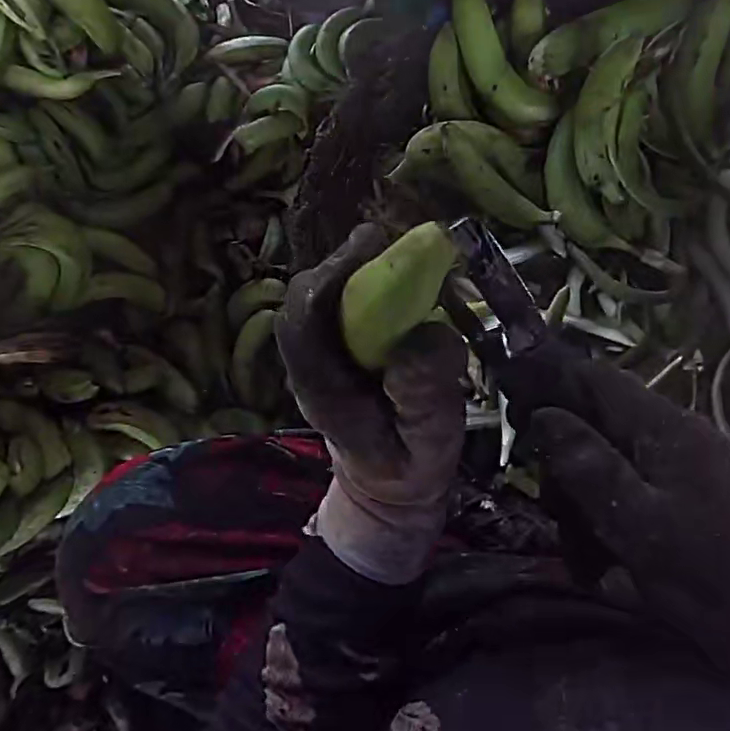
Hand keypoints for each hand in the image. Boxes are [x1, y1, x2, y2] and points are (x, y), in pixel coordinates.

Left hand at [276, 224, 469, 584]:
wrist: (386, 487)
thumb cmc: (405, 470)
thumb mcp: (427, 445)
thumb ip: (425, 397)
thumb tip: (427, 334)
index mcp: (320, 385)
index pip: (302, 317)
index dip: (332, 273)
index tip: (376, 244)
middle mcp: (310, 359)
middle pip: (308, 293)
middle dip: (348, 260)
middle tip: (397, 243)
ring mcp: (321, 350)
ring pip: (324, 291)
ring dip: (360, 266)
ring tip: (406, 258)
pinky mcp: (338, 344)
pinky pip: (343, 299)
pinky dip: (370, 280)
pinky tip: (404, 280)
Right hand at [498, 340, 729, 697]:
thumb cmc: (727, 584)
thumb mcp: (643, 529)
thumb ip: (589, 467)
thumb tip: (541, 414)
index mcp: (663, 429)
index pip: (592, 377)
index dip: (546, 378)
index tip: (507, 401)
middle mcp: (670, 437)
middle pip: (591, 425)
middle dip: (562, 466)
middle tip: (556, 516)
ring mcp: (680, 468)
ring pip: (604, 465)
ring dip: (583, 506)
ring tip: (586, 561)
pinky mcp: (686, 499)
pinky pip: (628, 494)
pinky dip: (608, 524)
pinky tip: (606, 566)